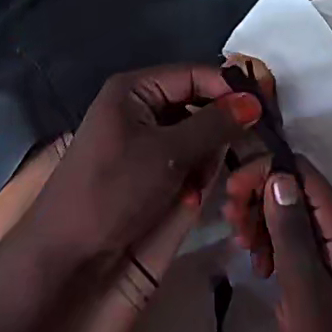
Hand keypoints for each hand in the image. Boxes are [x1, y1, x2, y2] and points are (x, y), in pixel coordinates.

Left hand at [28, 64, 260, 265]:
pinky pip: (186, 162)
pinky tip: (193, 196)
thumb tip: (254, 101)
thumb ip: (214, 124)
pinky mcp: (149, 174)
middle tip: (253, 144)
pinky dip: (196, 174)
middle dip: (222, 125)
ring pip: (196, 136)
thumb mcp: (167, 153)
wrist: (66, 257)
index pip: (194, 74)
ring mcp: (145, 142)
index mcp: (135, 89)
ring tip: (204, 180)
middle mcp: (141, 108)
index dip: (228, 88)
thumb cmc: (113, 190)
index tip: (265, 108)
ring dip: (209, 155)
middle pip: (197, 103)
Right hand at [224, 159, 331, 331]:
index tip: (233, 195)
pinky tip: (260, 265)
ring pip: (289, 209)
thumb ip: (292, 234)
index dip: (264, 173)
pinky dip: (270, 241)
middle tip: (232, 224)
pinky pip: (293, 234)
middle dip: (257, 196)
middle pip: (292, 186)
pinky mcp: (324, 262)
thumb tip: (278, 177)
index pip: (300, 170)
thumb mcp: (307, 292)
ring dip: (260, 220)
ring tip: (243, 247)